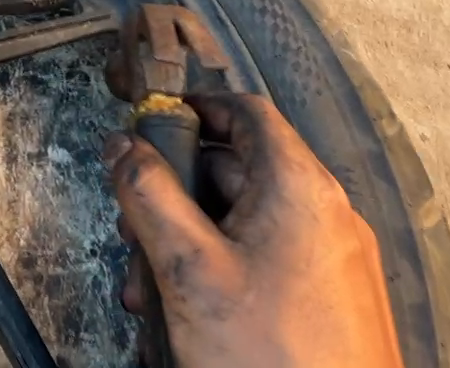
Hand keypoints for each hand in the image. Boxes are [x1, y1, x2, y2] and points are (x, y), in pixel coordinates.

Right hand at [103, 94, 403, 367]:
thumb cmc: (268, 357)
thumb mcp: (188, 266)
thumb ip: (148, 191)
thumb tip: (121, 143)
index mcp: (299, 187)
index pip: (245, 110)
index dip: (194, 107)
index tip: (148, 125)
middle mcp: (323, 212)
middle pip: (232, 167)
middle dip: (171, 190)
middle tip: (131, 222)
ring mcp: (328, 258)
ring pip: (238, 217)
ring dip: (184, 236)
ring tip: (146, 282)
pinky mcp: (326, 298)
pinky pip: (259, 256)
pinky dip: (215, 266)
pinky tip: (178, 308)